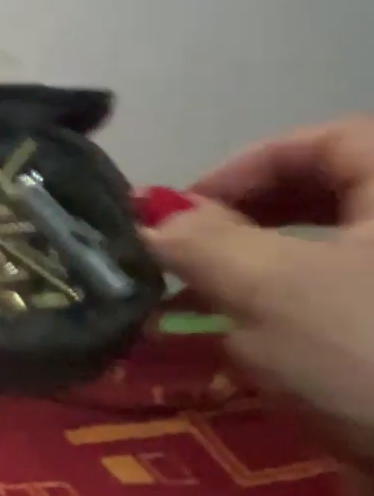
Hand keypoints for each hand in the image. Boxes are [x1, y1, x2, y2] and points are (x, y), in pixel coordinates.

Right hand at [142, 115, 373, 464]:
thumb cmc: (366, 350)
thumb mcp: (264, 286)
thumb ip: (195, 239)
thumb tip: (145, 212)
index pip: (321, 142)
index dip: (236, 169)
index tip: (167, 216)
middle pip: (323, 196)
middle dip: (233, 226)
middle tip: (170, 261)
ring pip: (323, 256)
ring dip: (245, 277)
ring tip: (180, 313)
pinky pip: (337, 307)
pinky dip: (278, 319)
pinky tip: (229, 353)